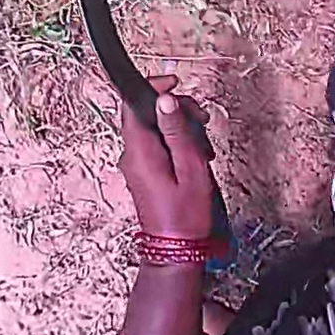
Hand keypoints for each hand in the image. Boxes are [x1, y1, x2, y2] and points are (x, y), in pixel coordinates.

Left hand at [117, 75, 215, 238]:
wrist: (176, 251)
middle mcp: (132, 155)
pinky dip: (176, 143)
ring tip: (202, 147)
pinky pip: (157, 145)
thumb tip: (165, 100)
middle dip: (175, 110)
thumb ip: (177, 131)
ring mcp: (136, 164)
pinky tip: (195, 156)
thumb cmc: (186, 215)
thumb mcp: (190, 168)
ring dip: (179, 128)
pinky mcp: (144, 172)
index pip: (132, 104)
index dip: (152, 87)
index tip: (174, 84)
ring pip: (155, 129)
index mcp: (139, 151)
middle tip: (200, 121)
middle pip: (147, 114)